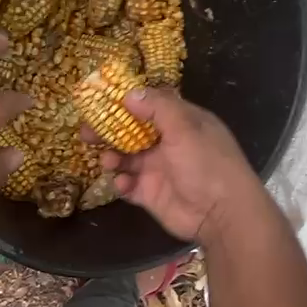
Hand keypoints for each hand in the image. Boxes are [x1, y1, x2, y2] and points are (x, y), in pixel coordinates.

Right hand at [97, 88, 262, 244]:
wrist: (220, 213)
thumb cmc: (207, 164)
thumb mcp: (185, 128)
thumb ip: (158, 108)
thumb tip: (129, 93)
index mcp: (181, 123)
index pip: (150, 106)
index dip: (126, 103)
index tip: (101, 102)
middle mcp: (168, 144)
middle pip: (131, 133)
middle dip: (108, 132)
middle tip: (86, 133)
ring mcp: (158, 170)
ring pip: (126, 159)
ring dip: (113, 158)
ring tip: (108, 162)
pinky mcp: (150, 194)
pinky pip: (128, 186)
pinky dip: (121, 183)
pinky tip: (123, 184)